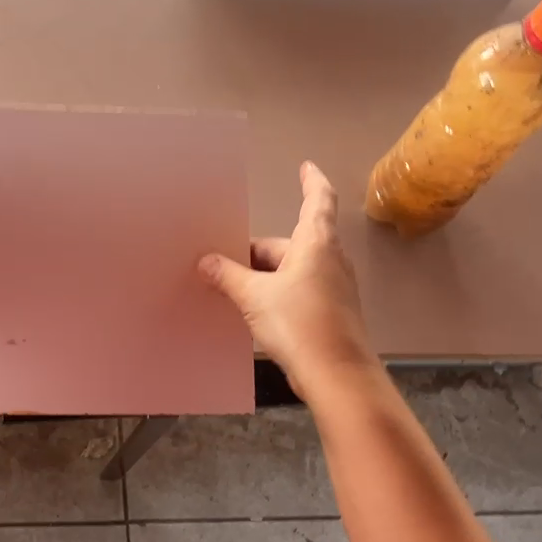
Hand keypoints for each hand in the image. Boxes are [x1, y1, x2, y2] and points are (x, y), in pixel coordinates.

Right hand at [199, 162, 375, 395]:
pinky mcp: (331, 312)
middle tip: (221, 262)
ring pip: (291, 269)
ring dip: (263, 275)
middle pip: (289, 243)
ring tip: (230, 286)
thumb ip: (227, 276)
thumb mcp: (254, 296)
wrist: (336, 374)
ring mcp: (333, 287)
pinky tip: (252, 311)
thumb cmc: (298, 322)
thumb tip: (205, 261)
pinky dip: (275, 293)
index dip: (311, 181)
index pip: (317, 200)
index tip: (305, 166)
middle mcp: (329, 259)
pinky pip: (297, 290)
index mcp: (315, 243)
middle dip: (256, 252)